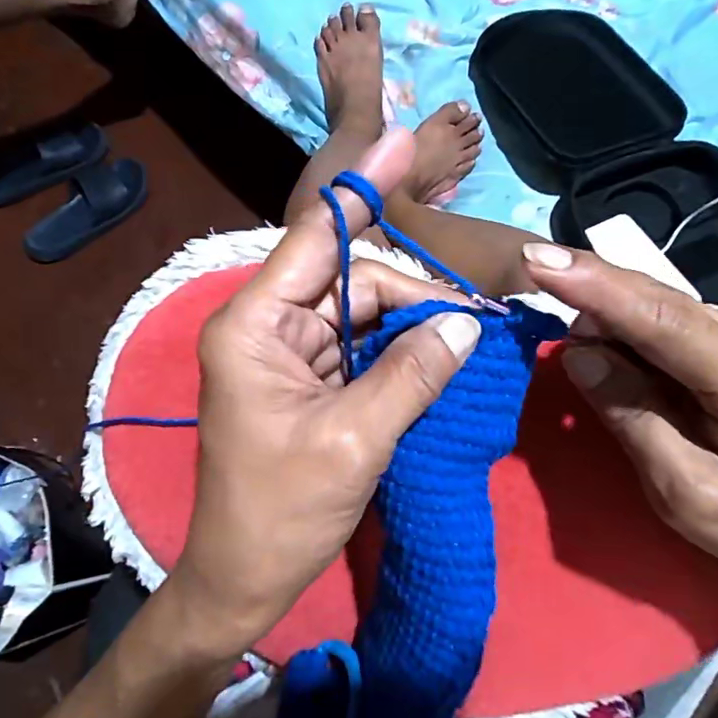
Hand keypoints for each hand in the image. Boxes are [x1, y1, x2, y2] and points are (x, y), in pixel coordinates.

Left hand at [173, 128, 482, 650]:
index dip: (363, 190)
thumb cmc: (282, 512)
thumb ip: (412, 373)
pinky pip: (357, 345)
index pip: (316, 238)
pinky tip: (434, 354)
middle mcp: (266, 325)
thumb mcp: (355, 439)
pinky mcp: (304, 380)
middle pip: (349, 278)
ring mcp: (285, 352)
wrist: (243, 577)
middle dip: (411, 292)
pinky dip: (396, 349)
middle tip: (474, 316)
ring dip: (409, 323)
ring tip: (464, 337)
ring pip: (359, 311)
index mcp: (255, 324)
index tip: (403, 140)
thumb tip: (465, 321)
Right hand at [521, 243, 717, 592]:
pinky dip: (617, 317)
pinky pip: (661, 317)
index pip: (668, 324)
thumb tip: (579, 353)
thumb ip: (635, 420)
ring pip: (658, 303)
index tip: (542, 263)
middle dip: (592, 280)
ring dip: (601, 302)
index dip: (602, 289)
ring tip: (554, 304)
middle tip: (530, 262)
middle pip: (661, 301)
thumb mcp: (685, 493)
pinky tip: (591, 327)